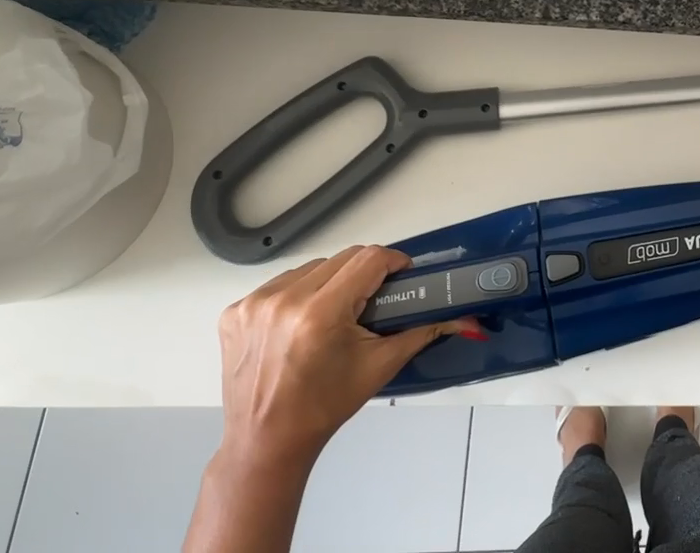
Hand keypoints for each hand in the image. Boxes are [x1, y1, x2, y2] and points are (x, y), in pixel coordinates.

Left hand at [215, 245, 475, 461]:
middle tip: (373, 300)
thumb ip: (423, 330)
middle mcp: (283, 301)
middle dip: (364, 274)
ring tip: (336, 313)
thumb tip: (465, 317)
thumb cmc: (326, 406)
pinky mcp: (234, 312)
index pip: (369, 259)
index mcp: (320, 315)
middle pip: (342, 259)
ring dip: (331, 281)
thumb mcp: (380, 365)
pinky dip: (299, 294)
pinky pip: (281, 283)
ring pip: (312, 267)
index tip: (402, 275)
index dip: (393, 262)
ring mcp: (253, 305)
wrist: (266, 442)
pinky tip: (302, 322)